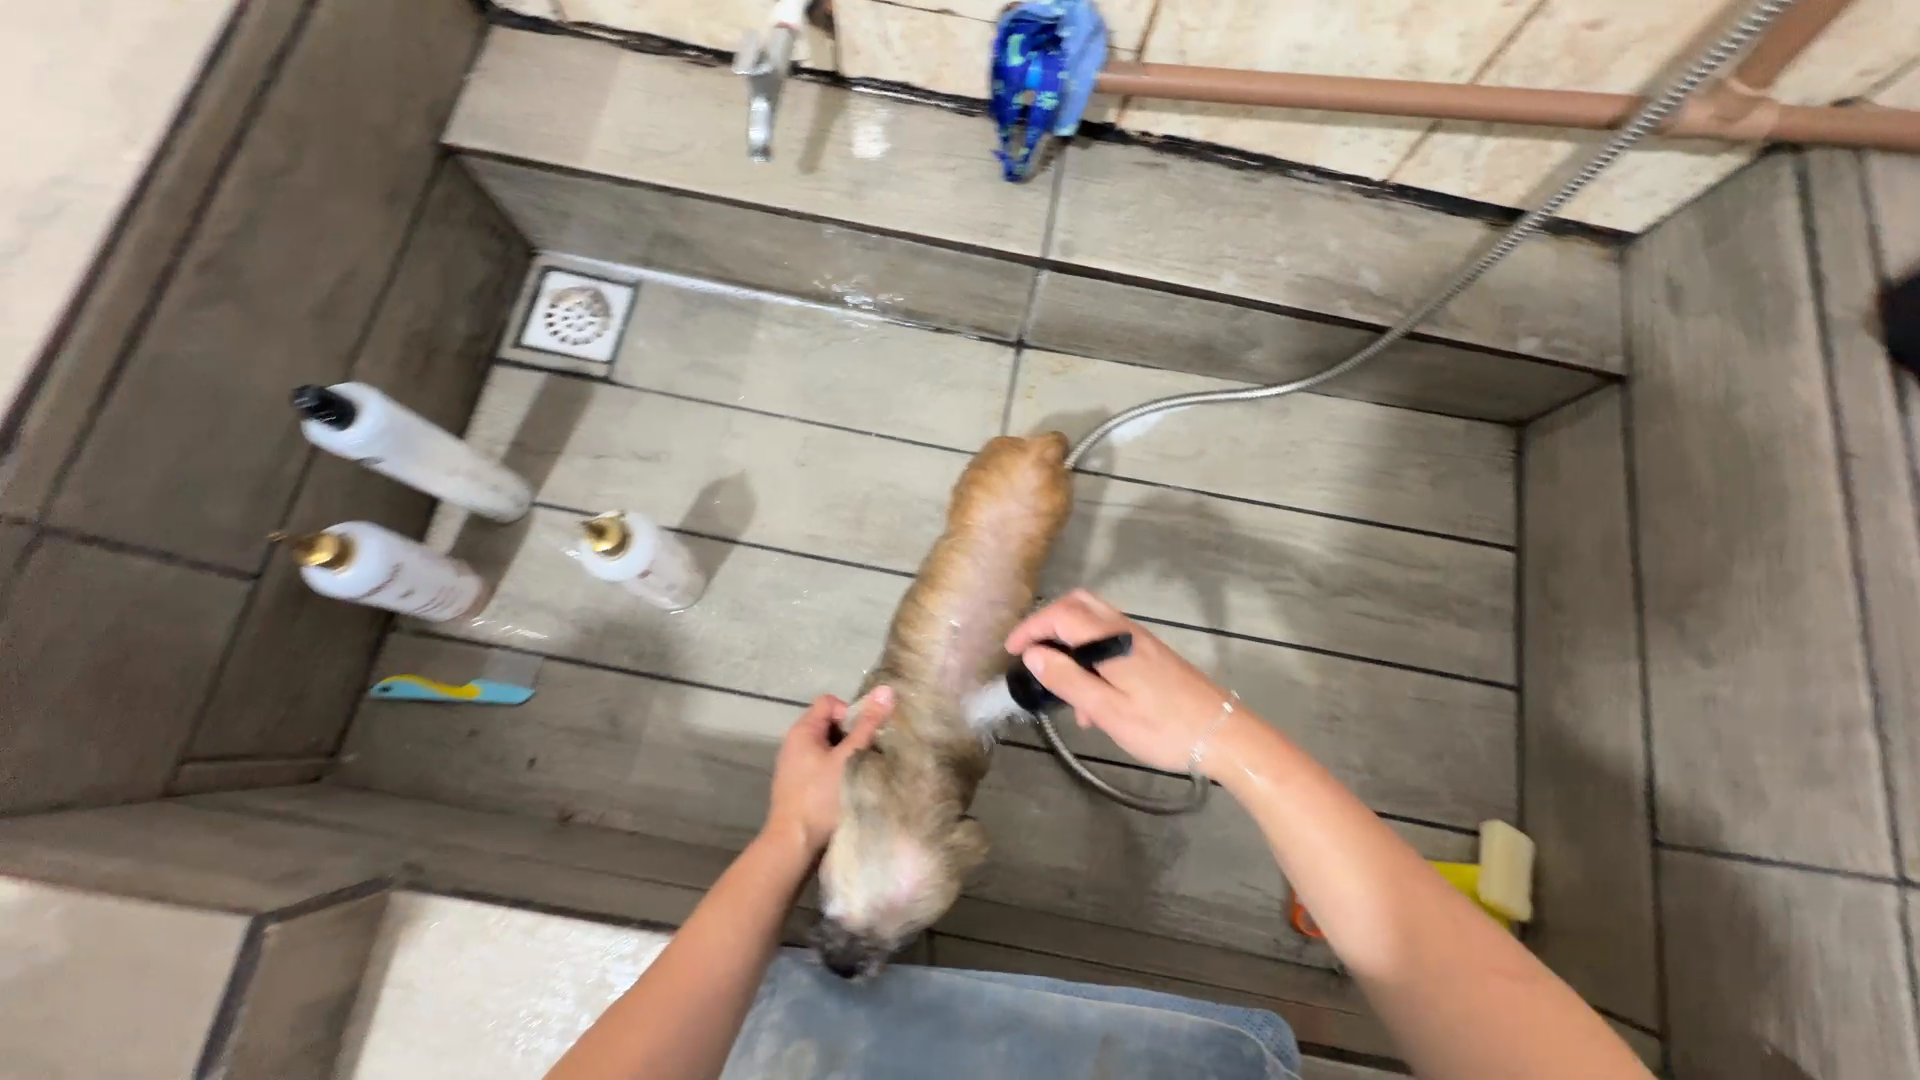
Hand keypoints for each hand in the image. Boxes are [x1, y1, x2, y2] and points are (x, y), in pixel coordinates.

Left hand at [763, 687, 893, 855]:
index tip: (865, 735)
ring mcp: (795, 767)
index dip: (851, 712)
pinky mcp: (800, 787)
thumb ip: (868, 725)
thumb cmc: (820, 797)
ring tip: (864, 772)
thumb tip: (886, 690)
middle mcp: (795, 744)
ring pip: (829, 749)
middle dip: (853, 736)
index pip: (830, 702)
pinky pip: (823, 768)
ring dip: (848, 756)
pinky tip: (851, 788)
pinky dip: (838, 772)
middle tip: (869, 754)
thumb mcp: (849, 758)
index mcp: (802, 731)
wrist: (794, 844)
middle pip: (830, 725)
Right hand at [1007, 590, 1243, 775]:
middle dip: (1049, 623)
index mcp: (1111, 640)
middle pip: (1079, 605)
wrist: (1223, 734)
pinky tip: (1092, 700)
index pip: (1061, 615)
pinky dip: (1090, 658)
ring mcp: (1140, 641)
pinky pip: (1109, 643)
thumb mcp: (1108, 710)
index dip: (1032, 627)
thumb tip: (1033, 655)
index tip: (1011, 649)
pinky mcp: (1151, 655)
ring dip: (1070, 644)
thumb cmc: (1163, 727)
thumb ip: (1069, 680)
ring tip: (1063, 691)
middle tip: (1031, 653)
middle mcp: (1125, 630)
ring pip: (1094, 624)